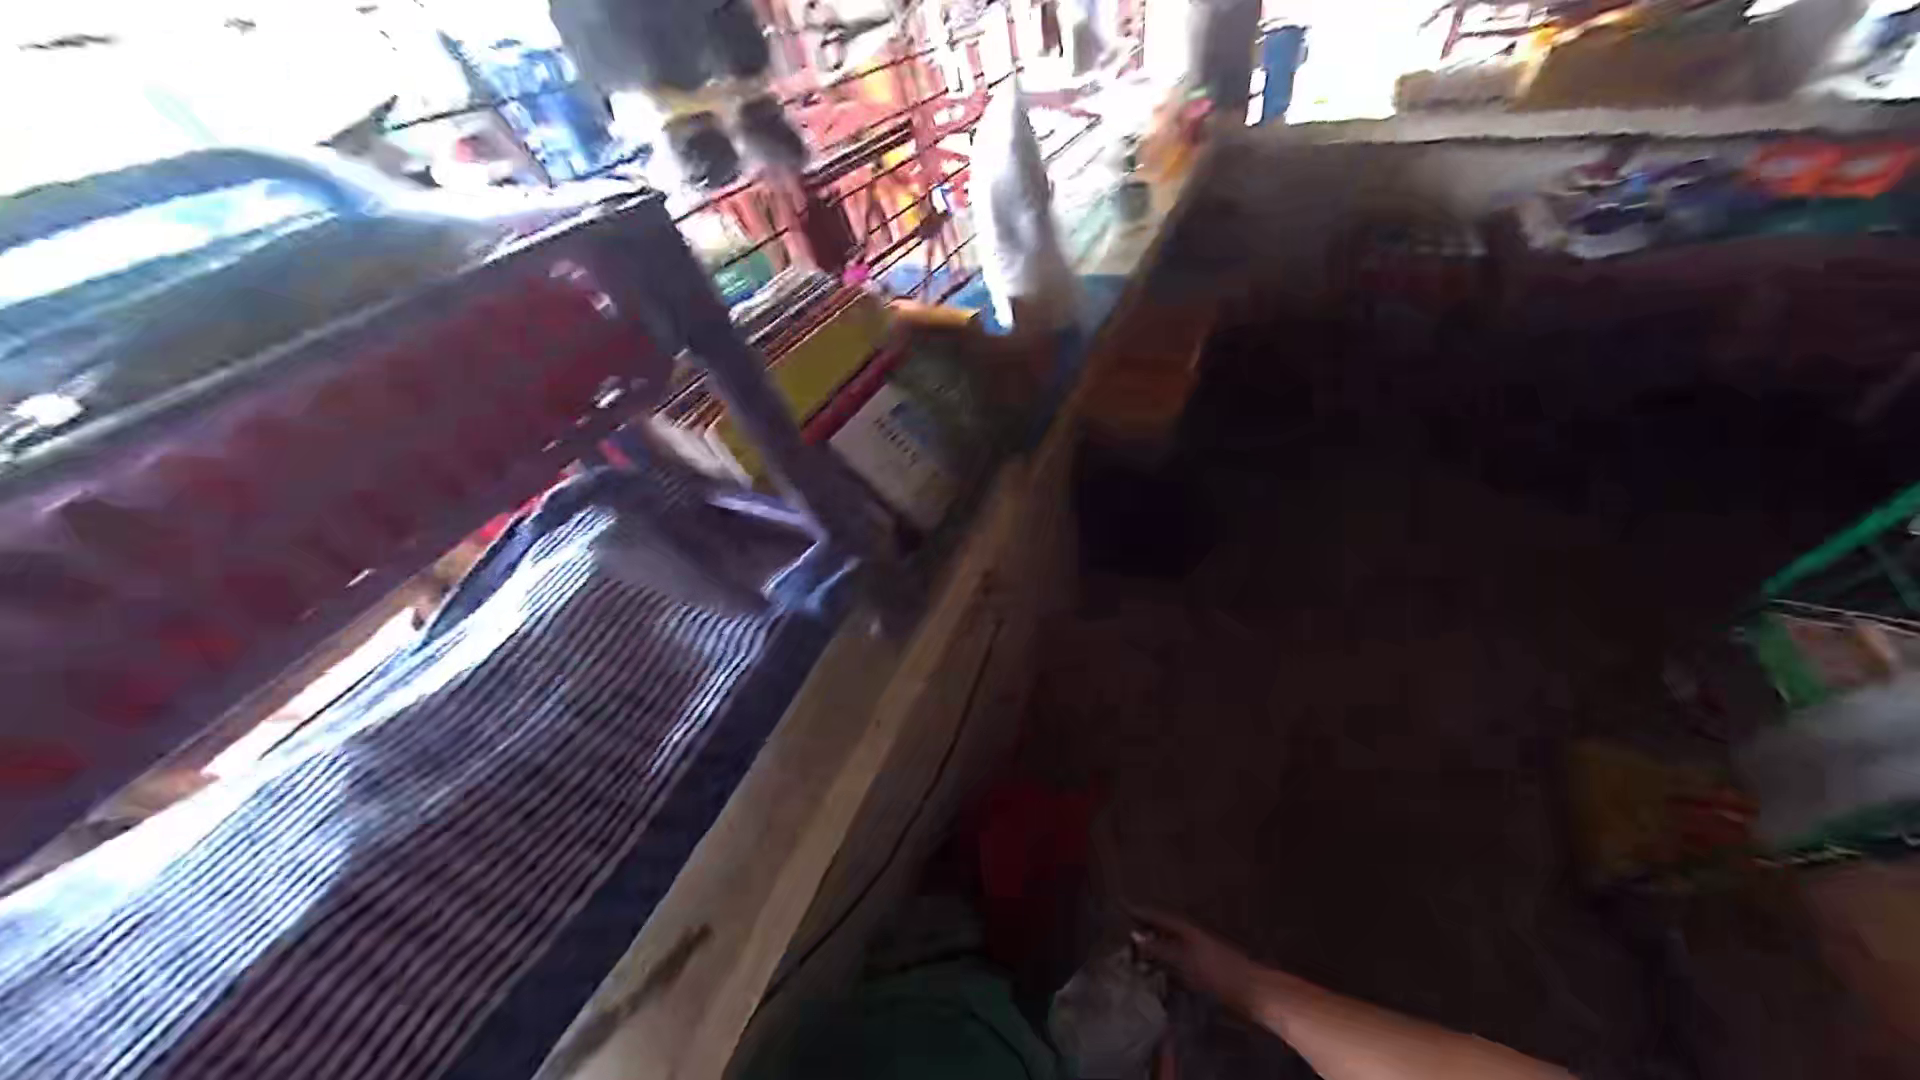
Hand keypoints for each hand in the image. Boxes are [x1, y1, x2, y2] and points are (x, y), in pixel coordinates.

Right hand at [1129, 908, 1273, 1014]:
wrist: (1250, 990)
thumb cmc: (1216, 969)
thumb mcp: (1183, 958)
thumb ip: (1157, 947)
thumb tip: (1132, 936)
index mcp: (1180, 925)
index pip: (1151, 912)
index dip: (1134, 908)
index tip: (1115, 902)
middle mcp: (1184, 932)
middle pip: (1156, 926)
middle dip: (1137, 926)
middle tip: (1116, 931)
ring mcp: (1192, 950)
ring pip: (1163, 943)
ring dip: (1148, 947)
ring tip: (1128, 953)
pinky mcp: (1197, 967)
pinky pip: (1171, 960)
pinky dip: (1159, 962)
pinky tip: (1152, 972)